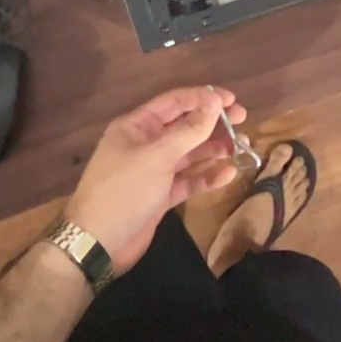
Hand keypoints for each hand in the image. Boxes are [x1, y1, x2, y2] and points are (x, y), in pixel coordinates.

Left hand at [63, 87, 246, 272]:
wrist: (98, 243)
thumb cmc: (124, 190)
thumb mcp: (158, 156)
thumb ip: (190, 130)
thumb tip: (215, 100)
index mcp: (137, 126)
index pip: (175, 102)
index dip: (203, 98)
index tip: (232, 100)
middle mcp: (146, 144)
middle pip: (185, 126)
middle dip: (213, 122)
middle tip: (242, 120)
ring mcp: (154, 170)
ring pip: (190, 153)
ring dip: (215, 148)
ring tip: (242, 146)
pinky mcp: (161, 194)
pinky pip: (189, 179)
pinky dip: (207, 176)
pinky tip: (228, 174)